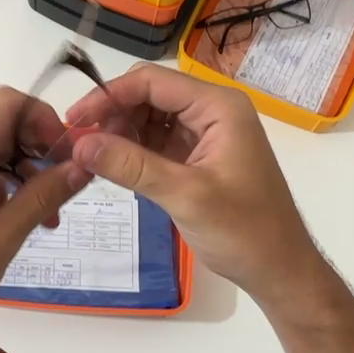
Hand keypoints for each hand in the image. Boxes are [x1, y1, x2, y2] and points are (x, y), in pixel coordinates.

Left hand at [0, 87, 90, 352]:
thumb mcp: (2, 240)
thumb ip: (44, 195)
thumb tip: (82, 165)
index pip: (9, 103)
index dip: (45, 120)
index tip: (69, 157)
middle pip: (1, 125)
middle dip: (39, 150)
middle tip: (65, 192)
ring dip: (23, 173)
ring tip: (46, 217)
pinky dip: (0, 186)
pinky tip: (17, 220)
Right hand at [65, 65, 330, 311]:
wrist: (280, 270)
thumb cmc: (245, 231)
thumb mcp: (185, 195)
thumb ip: (131, 166)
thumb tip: (79, 144)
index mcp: (218, 107)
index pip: (152, 82)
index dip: (109, 95)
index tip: (74, 120)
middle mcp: (212, 111)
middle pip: (149, 95)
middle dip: (111, 114)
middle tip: (77, 142)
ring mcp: (204, 134)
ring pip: (149, 118)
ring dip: (119, 132)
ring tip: (89, 156)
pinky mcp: (196, 157)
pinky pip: (156, 141)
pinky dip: (132, 150)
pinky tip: (110, 165)